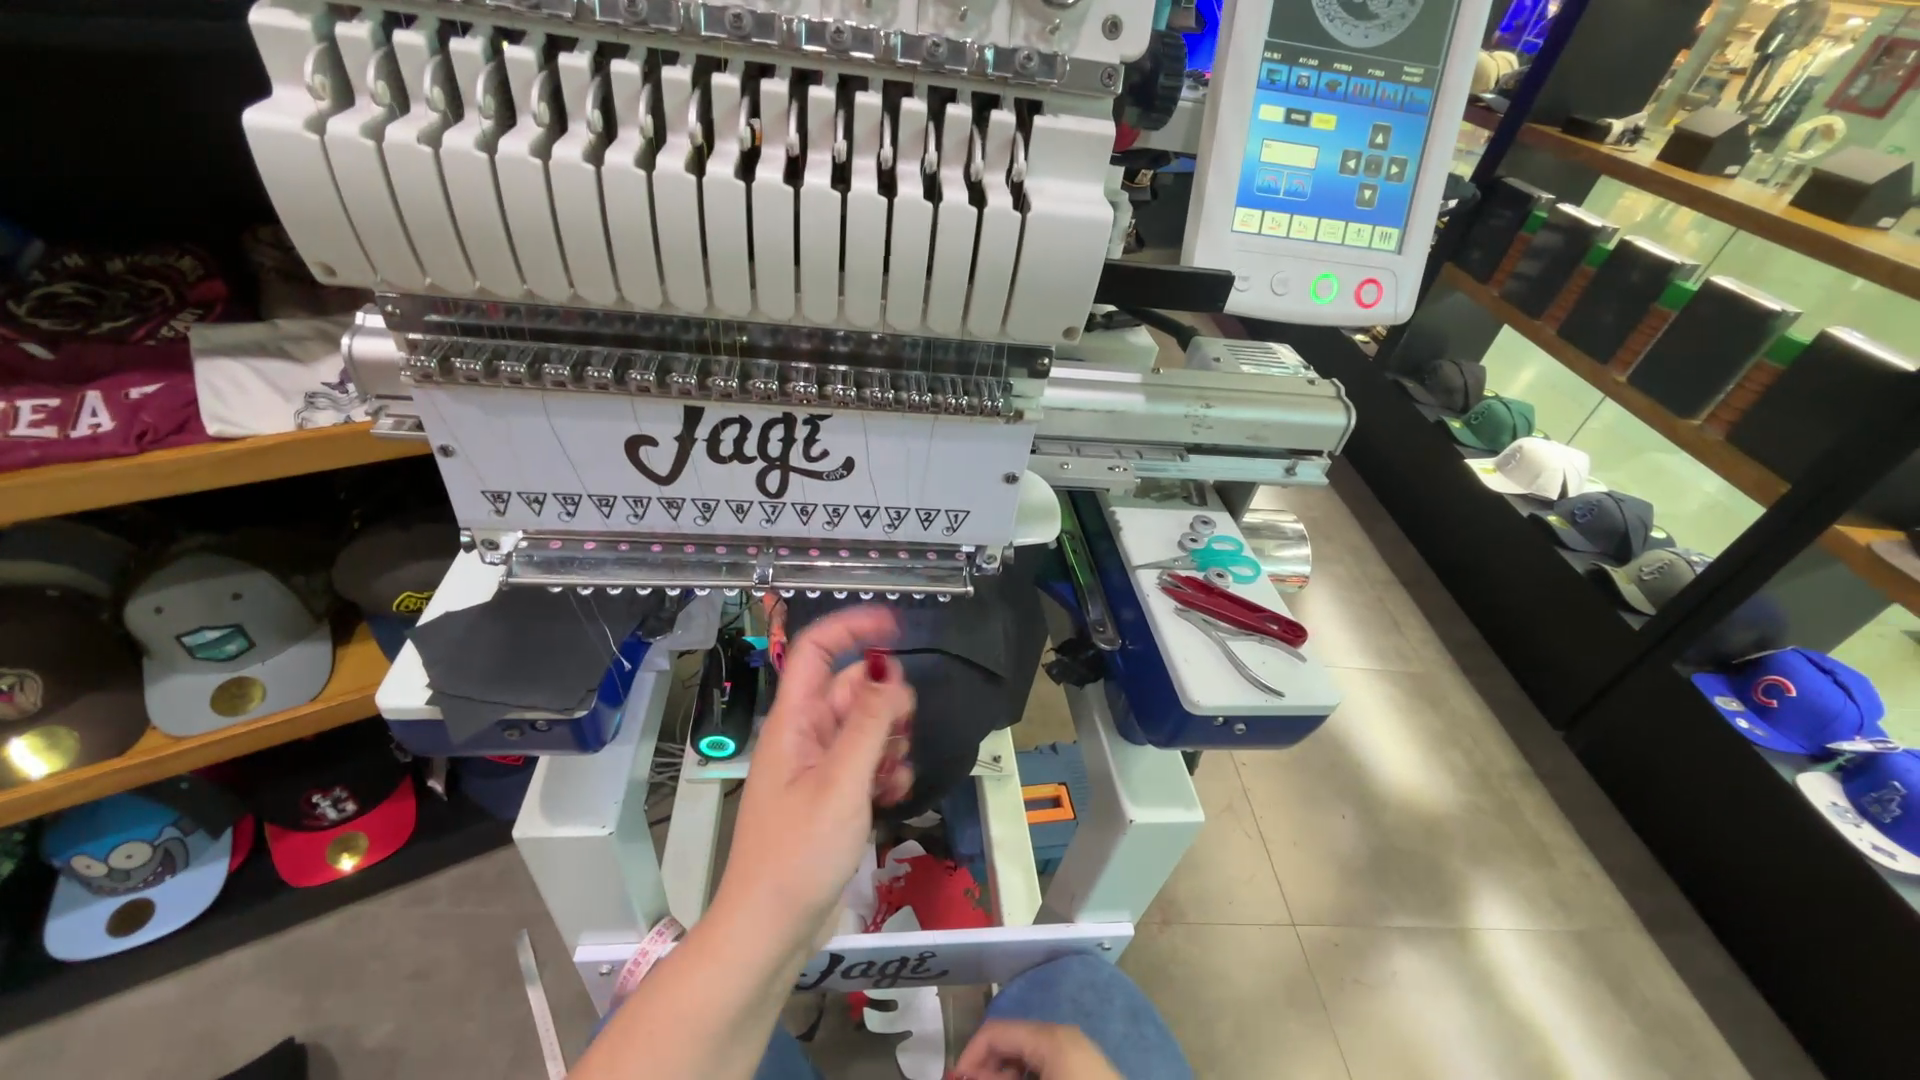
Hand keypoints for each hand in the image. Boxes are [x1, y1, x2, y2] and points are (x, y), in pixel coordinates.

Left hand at [712, 605, 915, 949]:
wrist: (771, 928)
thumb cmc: (798, 855)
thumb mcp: (841, 784)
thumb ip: (869, 723)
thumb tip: (888, 667)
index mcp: (794, 722)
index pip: (817, 651)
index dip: (853, 628)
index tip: (898, 625)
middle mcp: (804, 735)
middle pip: (852, 689)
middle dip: (886, 703)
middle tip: (903, 733)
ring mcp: (818, 766)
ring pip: (866, 727)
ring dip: (890, 742)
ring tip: (893, 777)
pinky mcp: (832, 795)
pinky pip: (866, 762)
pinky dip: (885, 770)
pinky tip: (892, 796)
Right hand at [954, 1020, 1123, 1079]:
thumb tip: (961, 1077)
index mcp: (1049, 1037)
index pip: (995, 1031)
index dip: (968, 1056)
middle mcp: (1062, 1036)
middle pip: (1010, 1042)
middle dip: (986, 1069)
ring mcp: (1077, 1053)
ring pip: (1027, 1057)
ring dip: (1004, 1076)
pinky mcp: (1085, 1070)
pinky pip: (1044, 1067)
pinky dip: (1025, 1078)